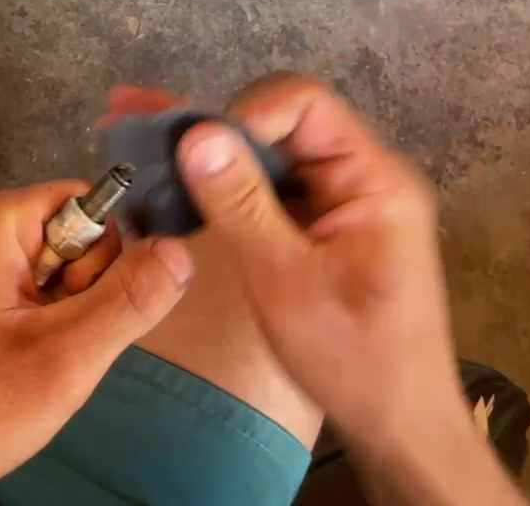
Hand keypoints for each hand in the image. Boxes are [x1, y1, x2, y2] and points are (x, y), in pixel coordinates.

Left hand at [0, 181, 193, 505]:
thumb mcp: (63, 358)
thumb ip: (128, 302)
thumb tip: (181, 250)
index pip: (86, 202)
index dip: (103, 258)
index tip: (80, 312)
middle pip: (67, 237)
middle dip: (76, 295)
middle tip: (46, 348)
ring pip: (47, 273)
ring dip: (55, 321)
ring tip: (23, 365)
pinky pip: (19, 295)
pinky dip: (29, 332)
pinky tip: (6, 369)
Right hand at [177, 73, 525, 504]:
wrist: (397, 426)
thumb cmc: (355, 360)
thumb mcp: (288, 284)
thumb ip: (242, 205)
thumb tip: (195, 134)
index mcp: (371, 177)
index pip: (303, 104)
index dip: (245, 112)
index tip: (197, 149)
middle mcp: (353, 171)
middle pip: (274, 118)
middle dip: (205, 119)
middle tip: (135, 118)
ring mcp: (331, 193)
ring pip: (259, 146)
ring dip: (198, 142)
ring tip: (132, 126)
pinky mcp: (310, 216)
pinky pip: (258, 179)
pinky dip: (211, 174)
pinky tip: (163, 167)